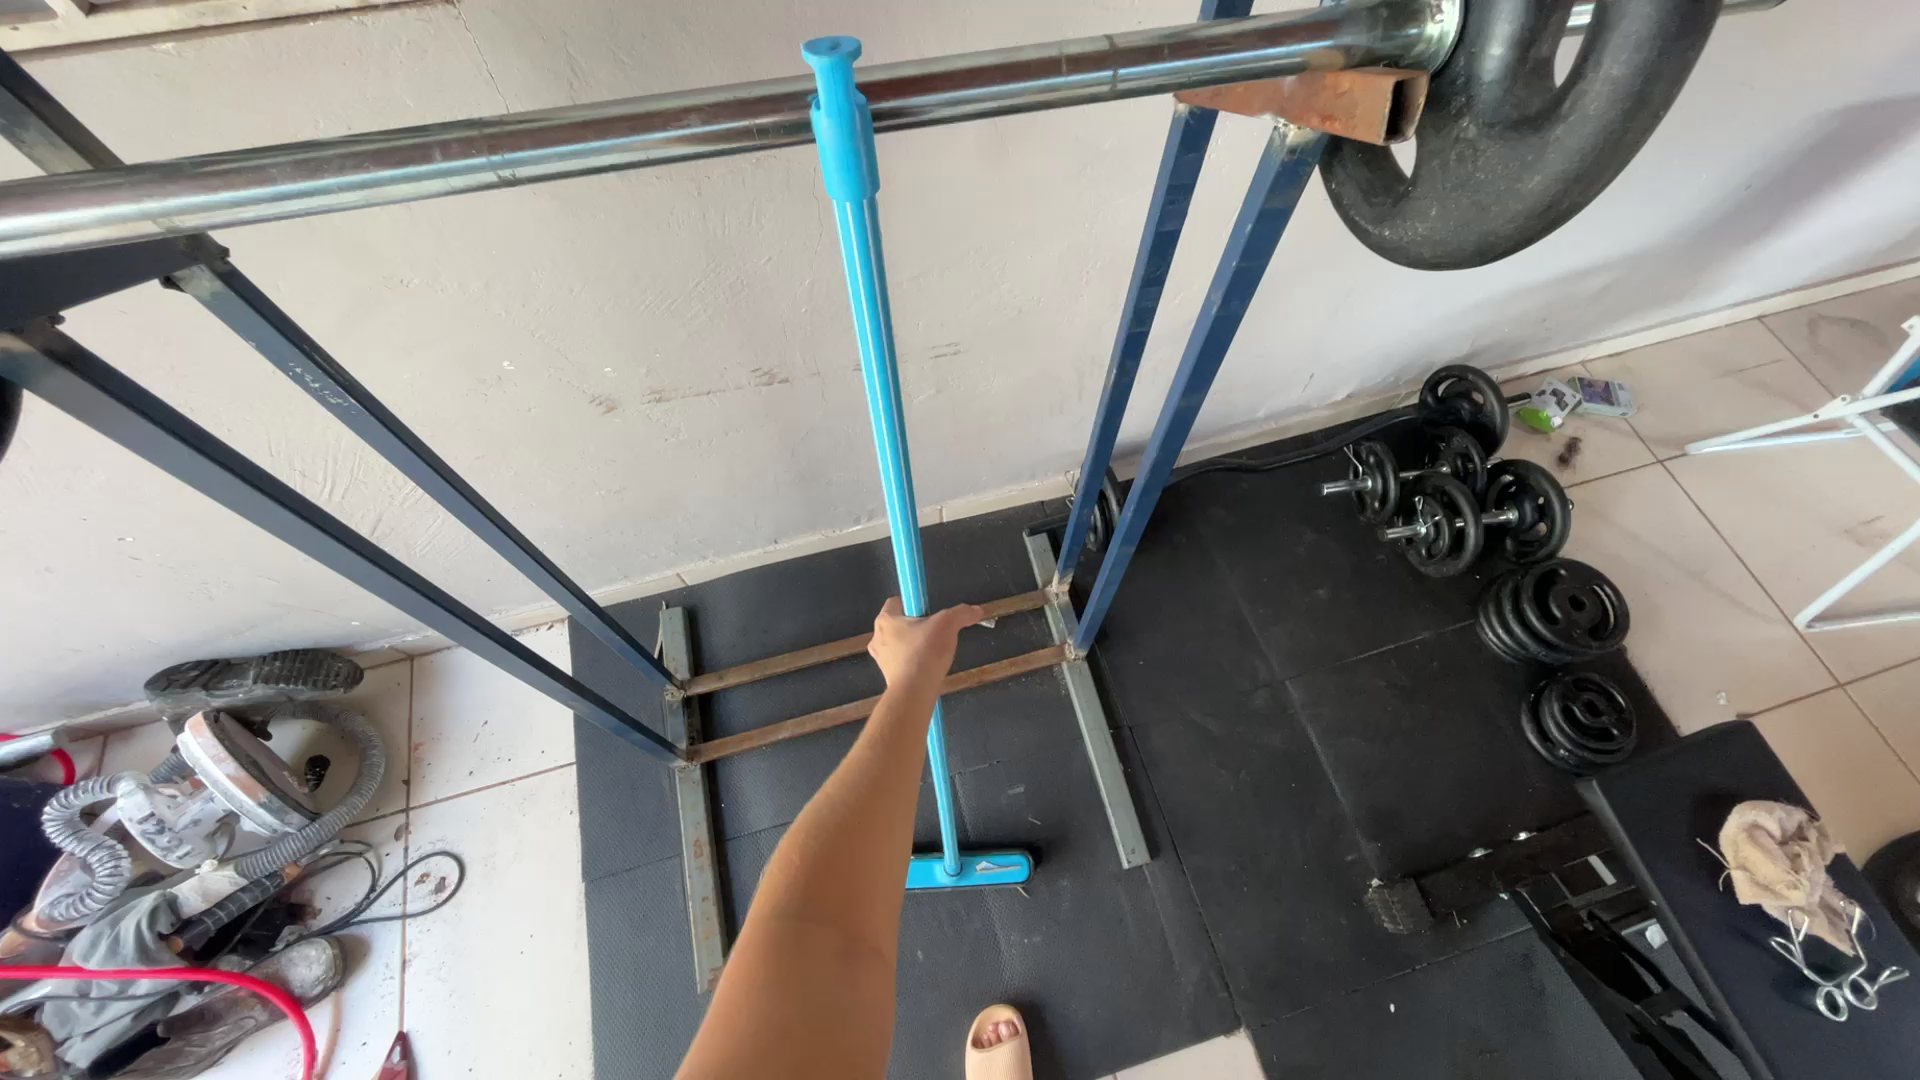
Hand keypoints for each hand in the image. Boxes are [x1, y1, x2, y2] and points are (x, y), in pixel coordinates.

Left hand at [866, 597, 983, 692]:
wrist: (915, 692)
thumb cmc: (925, 652)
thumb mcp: (948, 625)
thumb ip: (961, 613)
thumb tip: (976, 610)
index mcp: (885, 619)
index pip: (896, 602)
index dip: (913, 604)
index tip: (928, 612)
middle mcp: (877, 637)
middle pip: (897, 624)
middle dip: (915, 626)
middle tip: (934, 631)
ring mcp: (880, 659)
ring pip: (899, 644)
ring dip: (913, 645)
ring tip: (932, 651)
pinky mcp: (887, 676)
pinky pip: (901, 663)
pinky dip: (913, 663)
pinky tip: (927, 667)